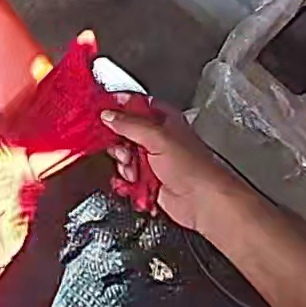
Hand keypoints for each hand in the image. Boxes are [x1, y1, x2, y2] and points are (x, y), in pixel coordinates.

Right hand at [102, 108, 246, 231]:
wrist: (203, 202)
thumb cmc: (193, 167)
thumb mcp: (157, 137)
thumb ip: (130, 124)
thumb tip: (109, 115)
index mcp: (164, 119)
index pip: (137, 104)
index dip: (120, 105)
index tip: (102, 108)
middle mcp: (158, 138)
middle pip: (125, 132)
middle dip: (119, 141)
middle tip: (122, 148)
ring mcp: (153, 160)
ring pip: (124, 156)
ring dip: (124, 163)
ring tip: (133, 169)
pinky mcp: (148, 181)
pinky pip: (126, 177)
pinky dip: (125, 180)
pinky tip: (132, 181)